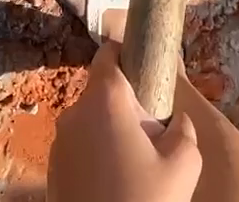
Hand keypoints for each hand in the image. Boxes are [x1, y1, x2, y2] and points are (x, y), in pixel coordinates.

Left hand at [48, 40, 201, 201]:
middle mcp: (74, 113)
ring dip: (110, 133)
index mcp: (104, 100)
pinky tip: (117, 185)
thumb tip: (174, 122)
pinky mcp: (53, 172)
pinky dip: (97, 157)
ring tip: (136, 167)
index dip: (129, 56)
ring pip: (91, 122)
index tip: (149, 74)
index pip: (109, 53)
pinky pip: (80, 149)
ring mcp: (59, 144)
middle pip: (102, 91)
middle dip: (126, 105)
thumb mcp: (184, 163)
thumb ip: (183, 130)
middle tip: (151, 134)